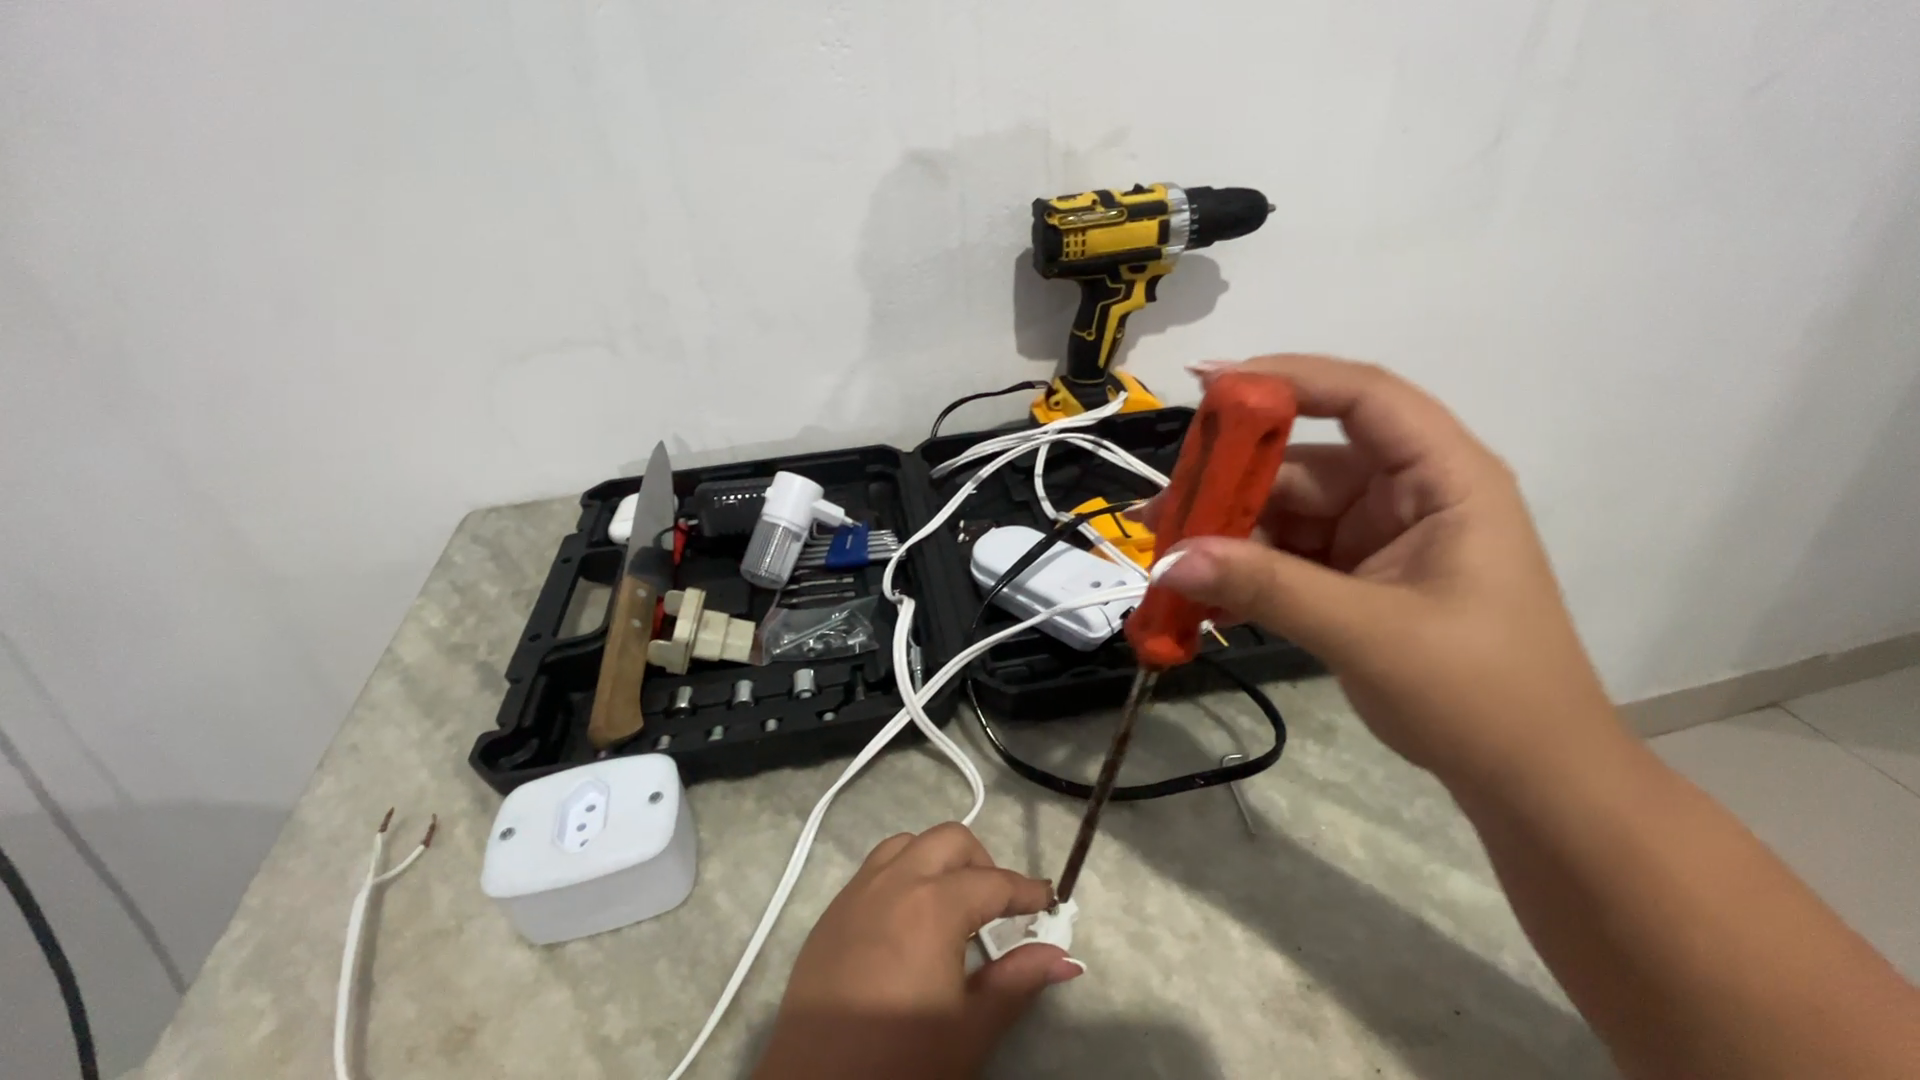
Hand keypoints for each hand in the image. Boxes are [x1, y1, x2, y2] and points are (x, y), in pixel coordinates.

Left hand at [754, 823, 1082, 1079]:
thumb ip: (1018, 981)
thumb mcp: (970, 1028)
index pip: (993, 881)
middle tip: (999, 907)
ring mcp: (856, 893)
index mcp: (933, 905)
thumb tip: (1065, 957)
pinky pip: (874, 869)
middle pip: (949, 841)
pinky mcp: (830, 913)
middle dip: (982, 863)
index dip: (1027, 891)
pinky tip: (908, 919)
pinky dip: (902, 874)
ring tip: (952, 905)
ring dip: (937, 861)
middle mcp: (893, 882)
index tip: (1049, 903)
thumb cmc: (900, 1060)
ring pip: (906, 844)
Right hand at [1150, 355, 1616, 783]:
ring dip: (1229, 536)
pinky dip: (1246, 573)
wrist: (1530, 779)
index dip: (1286, 379)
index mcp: (1444, 478)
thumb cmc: (1480, 693)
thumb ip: (1268, 588)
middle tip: (1160, 513)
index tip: (1207, 387)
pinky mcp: (1359, 581)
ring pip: (1288, 514)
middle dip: (1231, 485)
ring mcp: (1380, 539)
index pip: (1364, 396)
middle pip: (1306, 463)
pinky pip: (1289, 559)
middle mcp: (1409, 494)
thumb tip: (1171, 559)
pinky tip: (1199, 595)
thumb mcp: (1368, 632)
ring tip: (1166, 562)